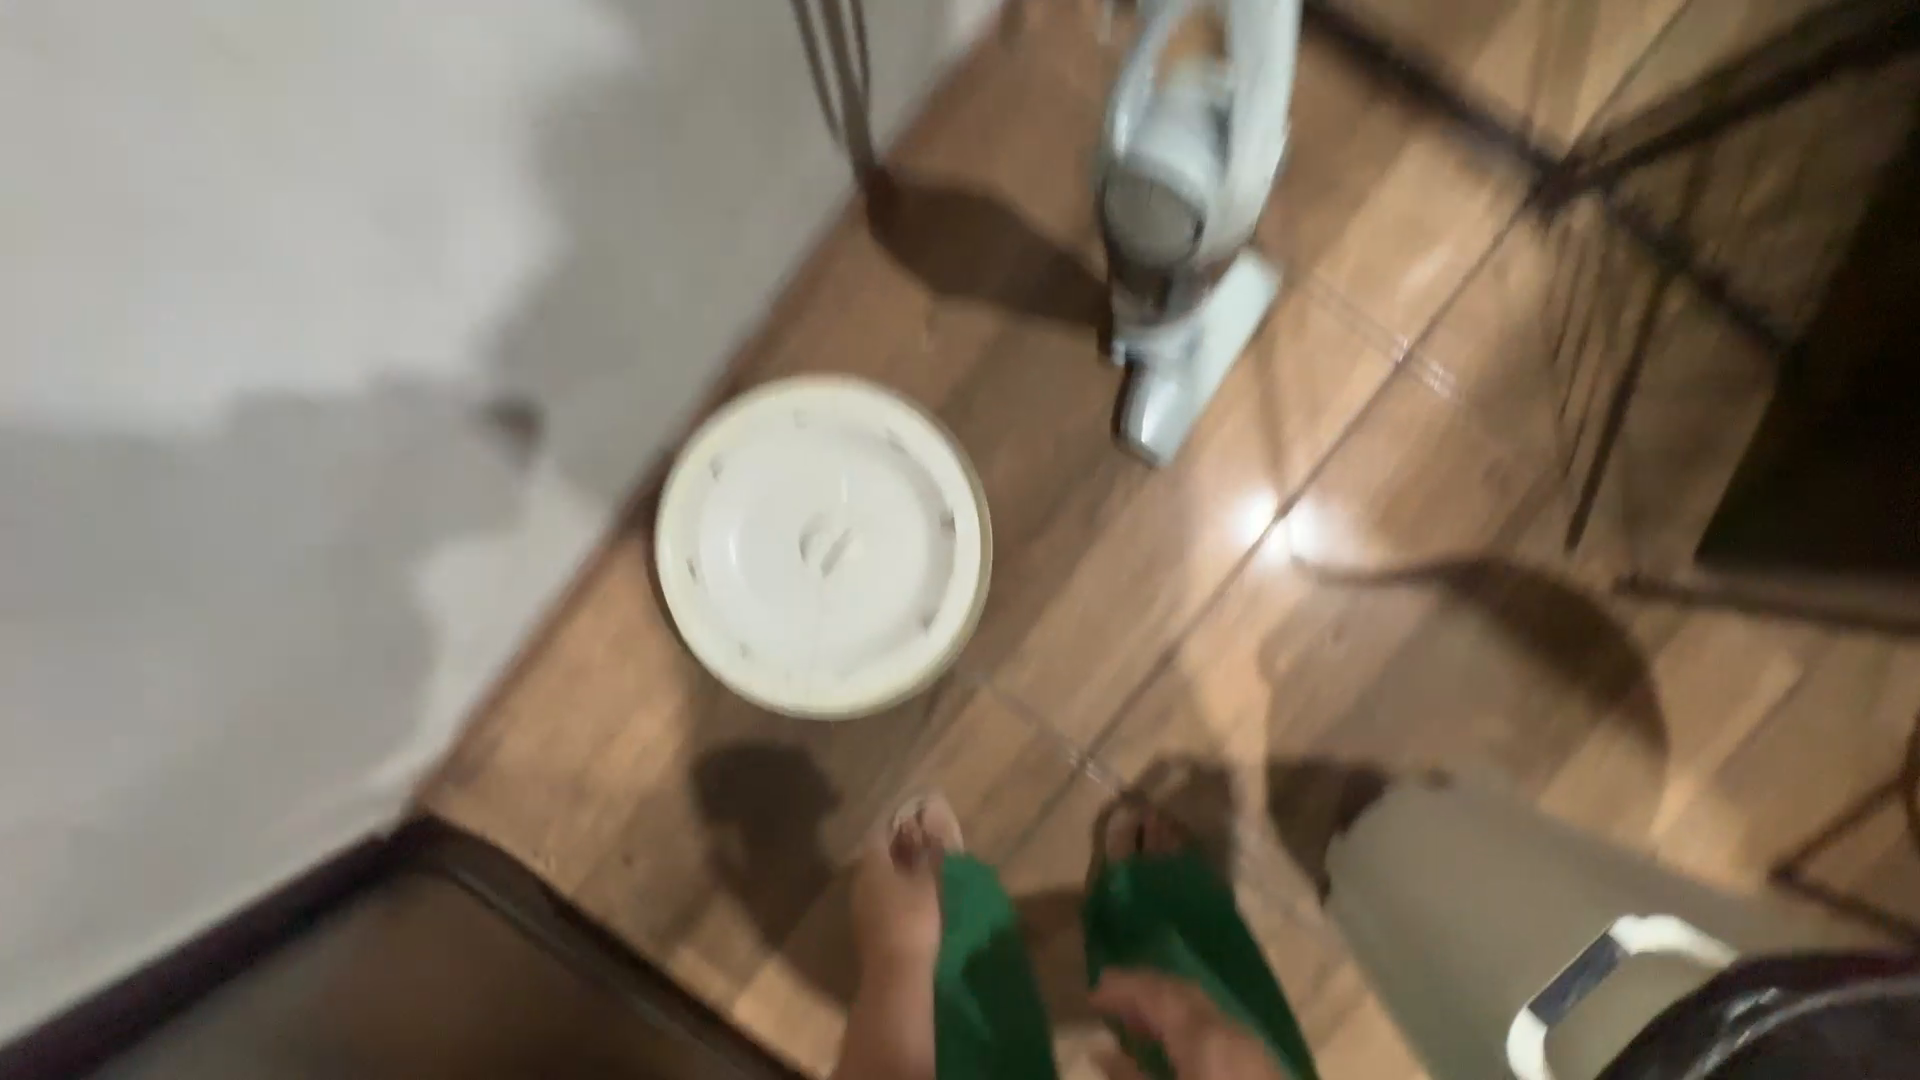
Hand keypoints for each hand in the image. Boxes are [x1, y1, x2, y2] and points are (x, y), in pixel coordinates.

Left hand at [847, 822, 944, 978]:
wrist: (895, 975)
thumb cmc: (912, 919)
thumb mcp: (927, 884)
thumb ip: (928, 855)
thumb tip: (931, 834)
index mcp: (872, 864)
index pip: (881, 834)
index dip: (900, 827)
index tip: (918, 825)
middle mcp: (860, 881)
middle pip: (878, 856)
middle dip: (899, 849)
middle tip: (923, 846)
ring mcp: (860, 905)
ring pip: (878, 878)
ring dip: (897, 871)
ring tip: (921, 871)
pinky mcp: (865, 927)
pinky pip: (878, 897)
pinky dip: (893, 891)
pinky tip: (911, 897)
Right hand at [1091, 970, 1292, 1079]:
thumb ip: (1130, 1078)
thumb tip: (1102, 1054)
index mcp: (1204, 1038)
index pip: (1157, 992)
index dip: (1122, 987)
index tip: (1091, 996)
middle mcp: (1230, 1033)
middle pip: (1181, 994)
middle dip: (1144, 992)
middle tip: (1108, 1001)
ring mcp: (1252, 1054)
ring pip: (1201, 1014)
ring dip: (1165, 1013)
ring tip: (1133, 1028)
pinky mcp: (1263, 1074)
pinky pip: (1216, 1036)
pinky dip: (1186, 1034)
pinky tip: (1171, 1057)